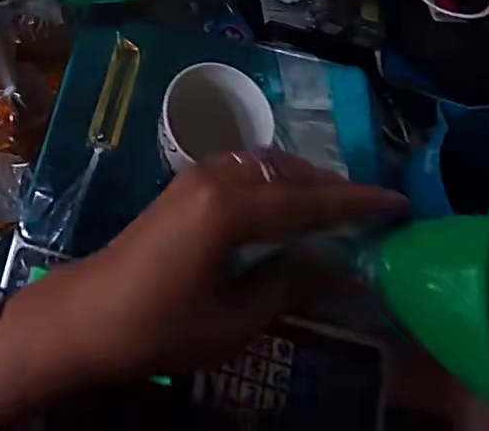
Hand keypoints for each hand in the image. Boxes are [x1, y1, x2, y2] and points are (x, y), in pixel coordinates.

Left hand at [0, 151, 408, 419]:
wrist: (91, 311)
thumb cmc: (161, 326)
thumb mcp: (234, 320)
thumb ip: (288, 285)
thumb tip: (340, 267)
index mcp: (228, 209)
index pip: (306, 199)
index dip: (355, 202)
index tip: (397, 202)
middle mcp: (213, 177)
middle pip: (285, 171)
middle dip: (332, 185)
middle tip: (374, 206)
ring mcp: (194, 174)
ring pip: (262, 163)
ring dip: (301, 177)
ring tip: (338, 204)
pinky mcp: (183, 183)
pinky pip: (241, 168)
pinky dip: (273, 177)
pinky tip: (287, 201)